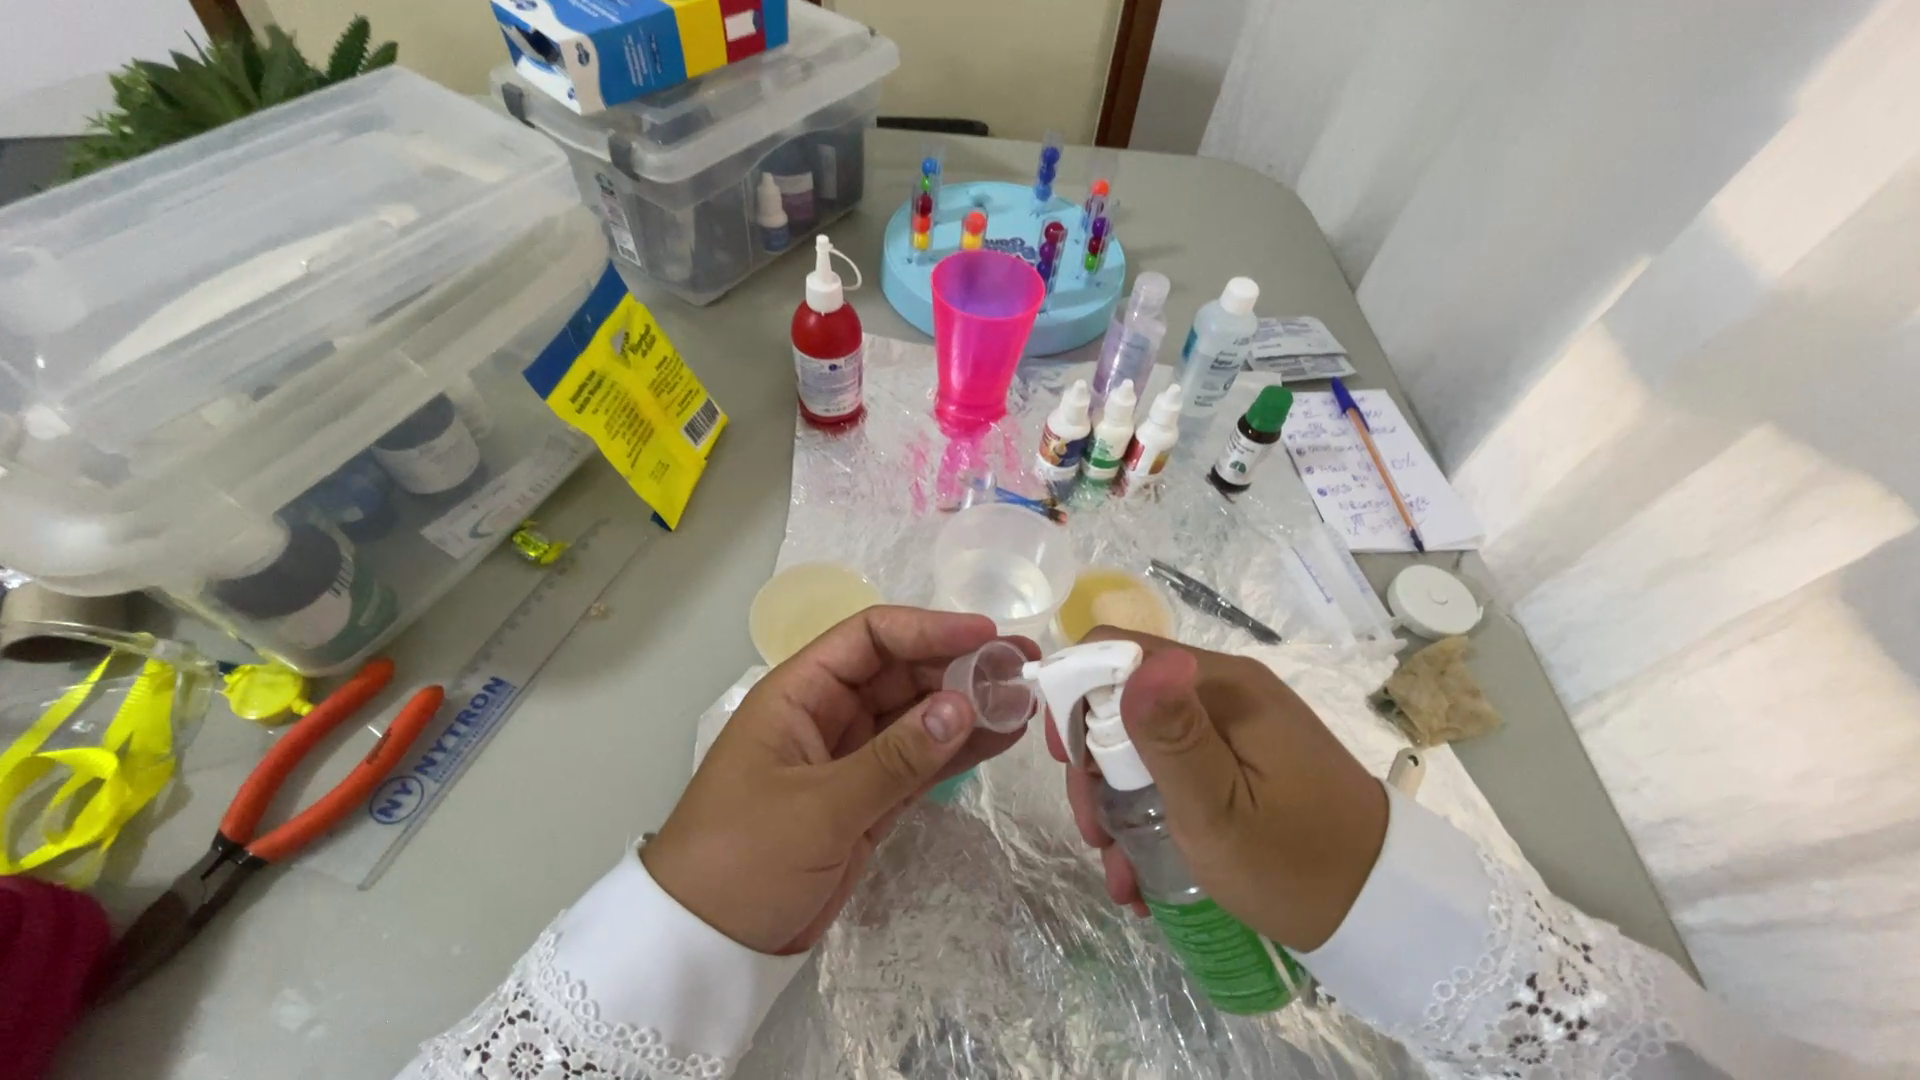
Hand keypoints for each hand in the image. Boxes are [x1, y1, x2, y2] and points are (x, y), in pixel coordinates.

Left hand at [644, 606, 1034, 954]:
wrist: (708, 946)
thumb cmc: (743, 859)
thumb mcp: (818, 807)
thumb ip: (895, 758)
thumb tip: (964, 706)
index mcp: (800, 693)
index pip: (870, 638)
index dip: (928, 629)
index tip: (986, 637)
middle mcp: (829, 714)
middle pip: (902, 673)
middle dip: (960, 667)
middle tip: (1024, 668)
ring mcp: (852, 757)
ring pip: (918, 716)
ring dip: (968, 707)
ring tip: (1025, 698)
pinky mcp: (870, 798)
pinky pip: (921, 761)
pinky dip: (959, 750)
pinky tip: (1001, 736)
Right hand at [1047, 628, 1387, 949]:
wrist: (1386, 910)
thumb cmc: (1296, 864)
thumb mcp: (1220, 810)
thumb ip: (1173, 737)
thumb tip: (1146, 658)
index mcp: (1220, 686)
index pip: (1119, 651)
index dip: (1076, 695)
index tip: (1067, 762)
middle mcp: (1224, 692)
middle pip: (1123, 702)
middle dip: (1094, 767)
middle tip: (1094, 832)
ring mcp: (1232, 727)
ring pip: (1142, 743)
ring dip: (1116, 802)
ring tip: (1120, 873)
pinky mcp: (1239, 759)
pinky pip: (1174, 769)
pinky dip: (1149, 813)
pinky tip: (1143, 870)